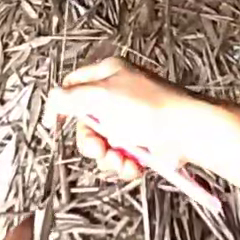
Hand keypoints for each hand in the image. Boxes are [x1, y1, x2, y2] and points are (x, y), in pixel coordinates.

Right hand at [47, 57, 201, 180]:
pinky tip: (133, 165)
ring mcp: (129, 118)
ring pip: (102, 144)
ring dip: (108, 158)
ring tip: (121, 159)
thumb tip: (53, 100)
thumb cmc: (150, 107)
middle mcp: (118, 94)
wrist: (186, 130)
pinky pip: (120, 157)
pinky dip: (124, 165)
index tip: (56, 126)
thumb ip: (71, 97)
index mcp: (108, 74)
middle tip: (99, 148)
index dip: (62, 105)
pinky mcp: (140, 140)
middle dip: (90, 141)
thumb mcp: (102, 96)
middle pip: (86, 122)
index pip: (74, 85)